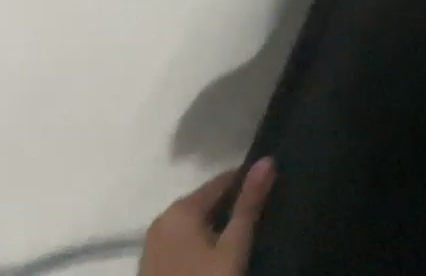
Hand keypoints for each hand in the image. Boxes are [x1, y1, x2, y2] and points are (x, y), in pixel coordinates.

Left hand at [139, 159, 274, 275]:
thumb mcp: (233, 247)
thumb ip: (249, 204)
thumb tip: (268, 160)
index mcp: (180, 209)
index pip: (223, 180)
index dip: (249, 182)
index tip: (273, 188)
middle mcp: (162, 219)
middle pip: (208, 201)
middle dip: (234, 206)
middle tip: (264, 216)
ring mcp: (153, 244)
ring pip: (196, 223)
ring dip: (219, 227)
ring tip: (247, 237)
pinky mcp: (151, 266)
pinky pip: (184, 241)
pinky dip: (203, 243)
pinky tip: (220, 257)